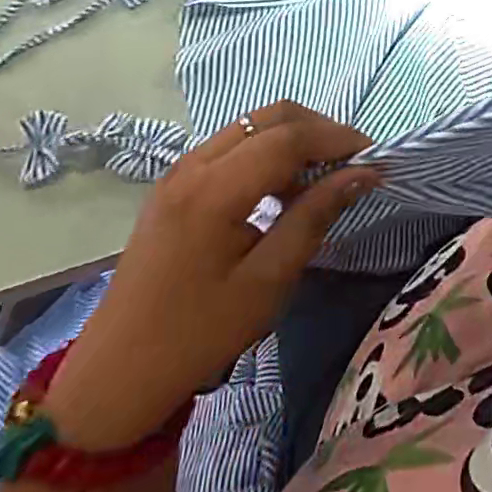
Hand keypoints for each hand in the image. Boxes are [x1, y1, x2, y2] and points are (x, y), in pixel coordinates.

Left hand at [42, 102, 378, 450]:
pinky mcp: (177, 184)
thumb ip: (316, 215)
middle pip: (272, 116)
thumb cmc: (199, 333)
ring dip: (297, 138)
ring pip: (253, 125)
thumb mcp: (269, 279)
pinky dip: (271, 152)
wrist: (116, 375)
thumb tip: (364, 172)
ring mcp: (180, 171)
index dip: (339, 140)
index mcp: (213, 190)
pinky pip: (235, 145)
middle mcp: (193, 165)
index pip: (289, 138)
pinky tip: (286, 189)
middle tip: (353, 163)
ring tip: (326, 176)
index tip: (375, 160)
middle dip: (321, 130)